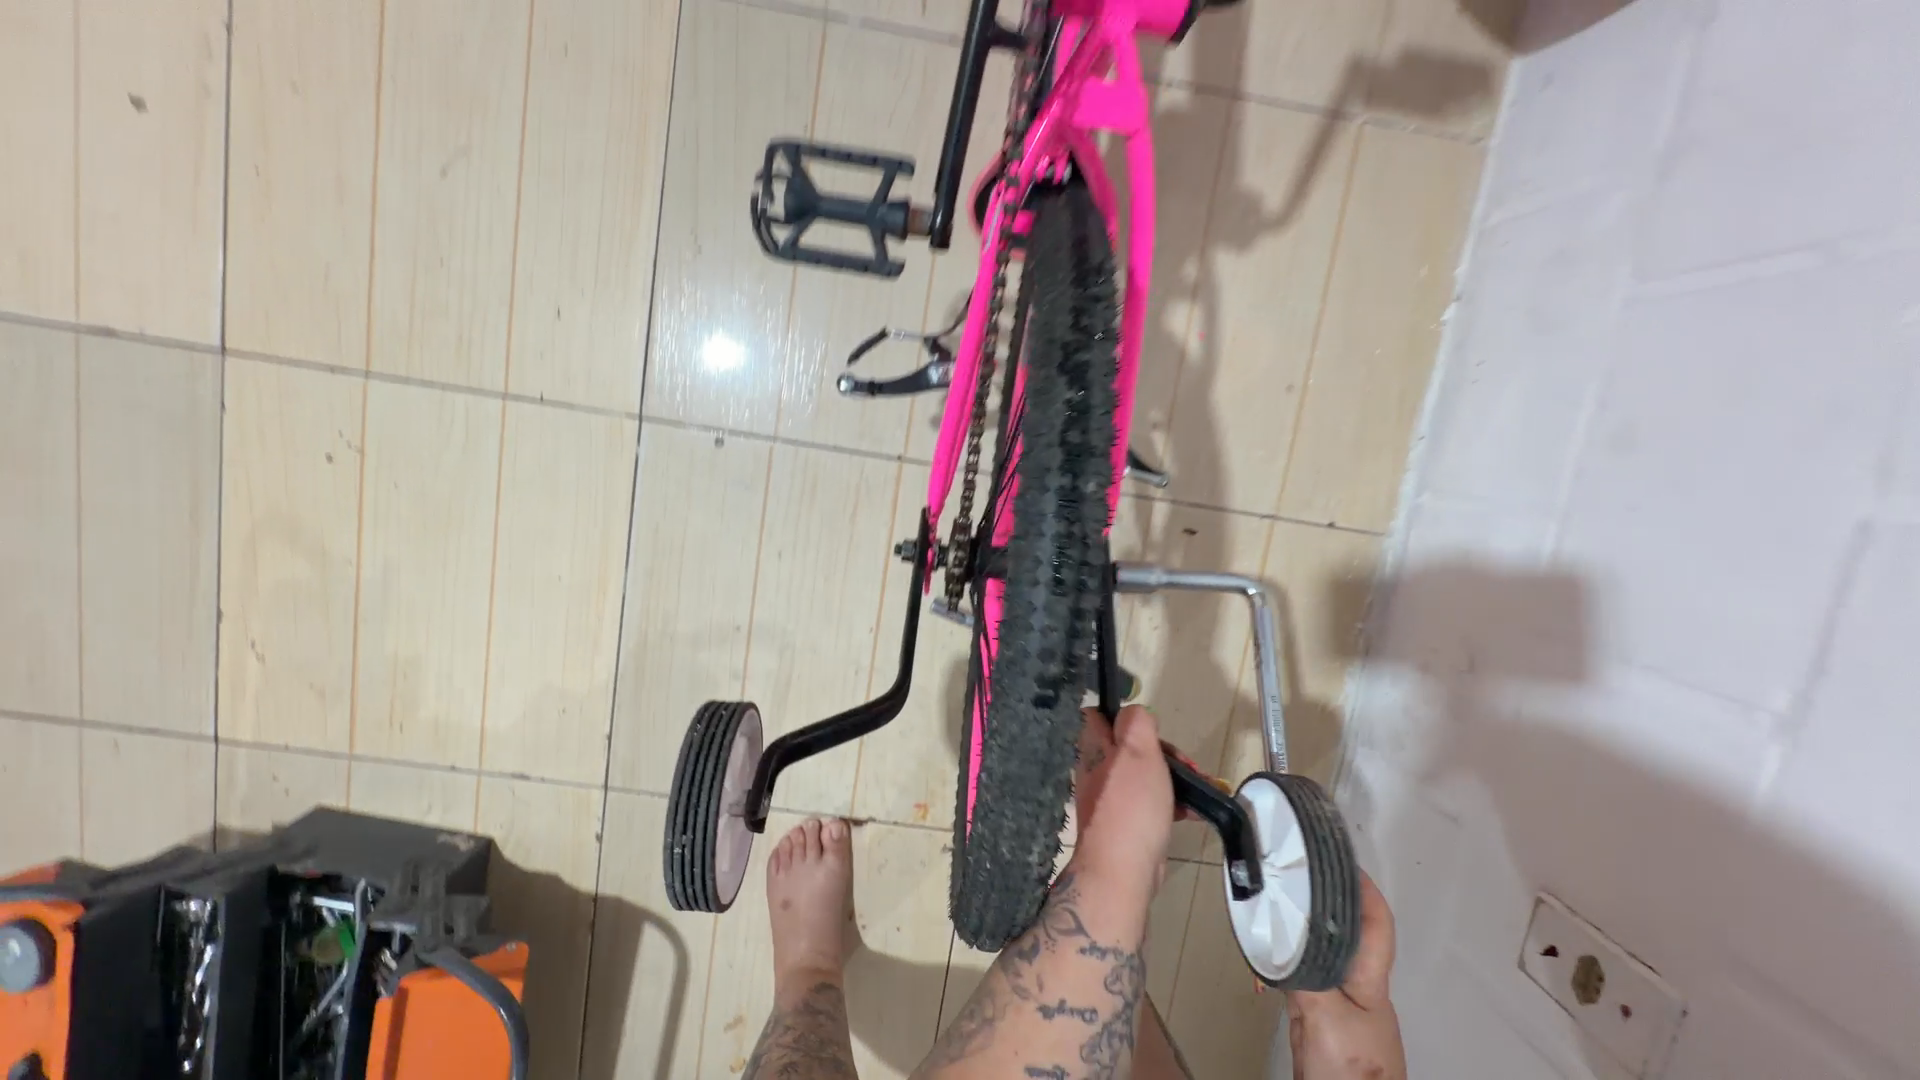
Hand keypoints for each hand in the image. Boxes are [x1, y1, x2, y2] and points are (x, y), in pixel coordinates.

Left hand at [1071, 706, 1174, 893]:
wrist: (1122, 871)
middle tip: (1184, 763)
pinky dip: (1171, 803)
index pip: (1095, 716)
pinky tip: (1191, 811)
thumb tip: (1135, 713)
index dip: (1121, 714)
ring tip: (1198, 784)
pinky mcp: (1126, 823)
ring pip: (1144, 775)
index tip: (1148, 725)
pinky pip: (1150, 803)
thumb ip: (1136, 724)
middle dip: (1162, 752)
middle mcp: (1097, 770)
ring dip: (1173, 777)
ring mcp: (1110, 799)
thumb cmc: (1130, 805)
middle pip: (1129, 746)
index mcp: (1093, 749)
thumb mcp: (1138, 751)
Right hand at [1286, 872, 1406, 1079]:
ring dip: (1307, 930)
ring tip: (1277, 901)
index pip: (1377, 928)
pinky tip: (1271, 952)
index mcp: (1371, 986)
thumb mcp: (1326, 1022)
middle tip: (1296, 874)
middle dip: (1330, 903)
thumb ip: (1304, 977)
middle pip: (1350, 938)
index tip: (1342, 859)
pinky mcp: (1323, 1028)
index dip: (1366, 892)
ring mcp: (1342, 1012)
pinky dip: (1292, 959)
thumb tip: (1281, 940)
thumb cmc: (1351, 1073)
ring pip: (1326, 958)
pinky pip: (1308, 981)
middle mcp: (1360, 993)